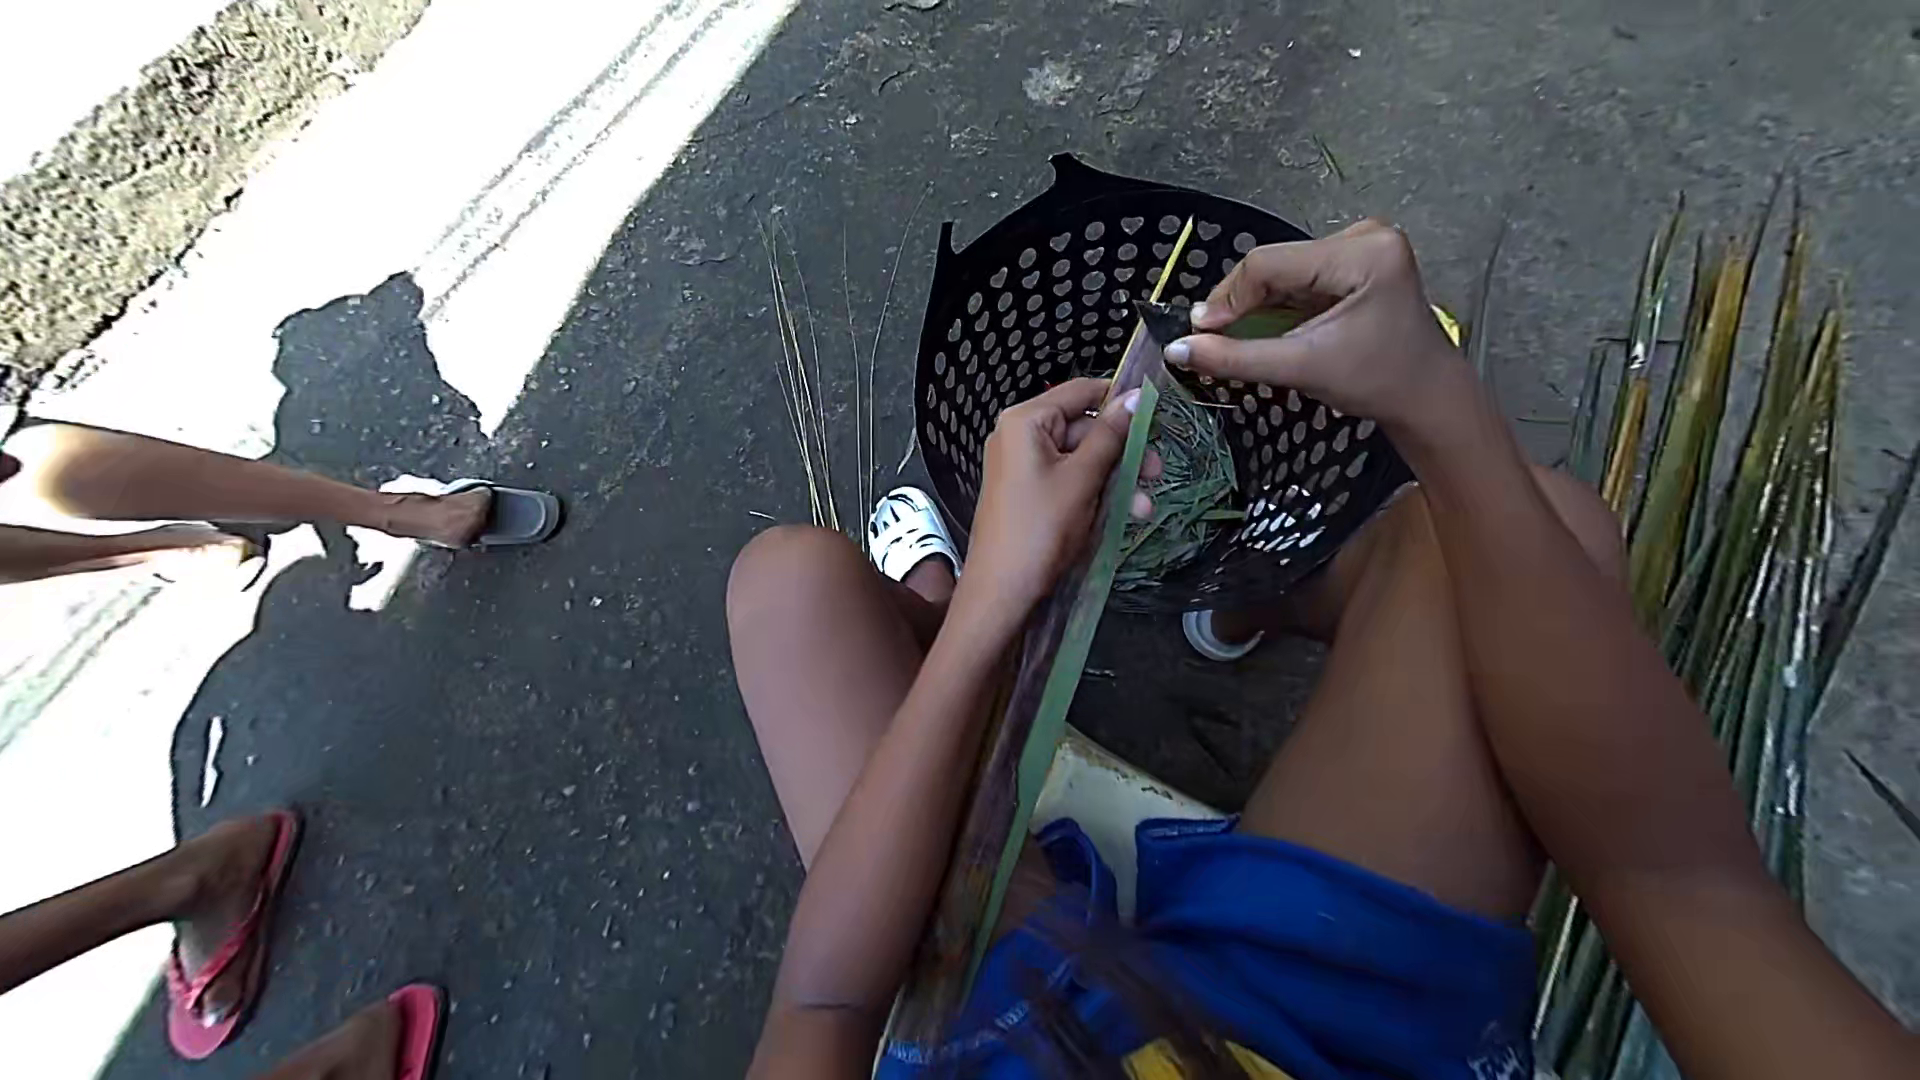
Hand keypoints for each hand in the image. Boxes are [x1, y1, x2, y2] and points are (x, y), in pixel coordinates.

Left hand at [953, 378, 1150, 626]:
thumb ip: (1111, 435)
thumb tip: (1137, 395)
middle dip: (1123, 453)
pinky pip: (1069, 482)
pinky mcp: (1029, 493)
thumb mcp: (1083, 479)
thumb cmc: (1041, 528)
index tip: (1157, 415)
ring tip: (1142, 508)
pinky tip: (1123, 516)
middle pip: (1084, 429)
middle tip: (1156, 473)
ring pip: (1082, 460)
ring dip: (1115, 480)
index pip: (1081, 392)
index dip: (1121, 400)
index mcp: (1025, 421)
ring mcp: (1023, 466)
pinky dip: (1095, 494)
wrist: (1002, 590)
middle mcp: (1020, 436)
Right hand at [1163, 219, 1473, 437]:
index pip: (1267, 263)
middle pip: (1270, 265)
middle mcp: (1361, 236)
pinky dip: (1267, 307)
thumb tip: (1175, 349)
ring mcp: (1356, 247)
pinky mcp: (1349, 263)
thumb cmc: (1372, 382)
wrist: (1422, 394)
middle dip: (1236, 305)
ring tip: (1231, 340)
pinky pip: (1290, 281)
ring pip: (1275, 273)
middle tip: (1209, 341)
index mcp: (1361, 253)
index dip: (1225, 299)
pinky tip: (1258, 330)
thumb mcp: (1298, 368)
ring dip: (1248, 307)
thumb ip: (1233, 358)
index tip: (1198, 335)